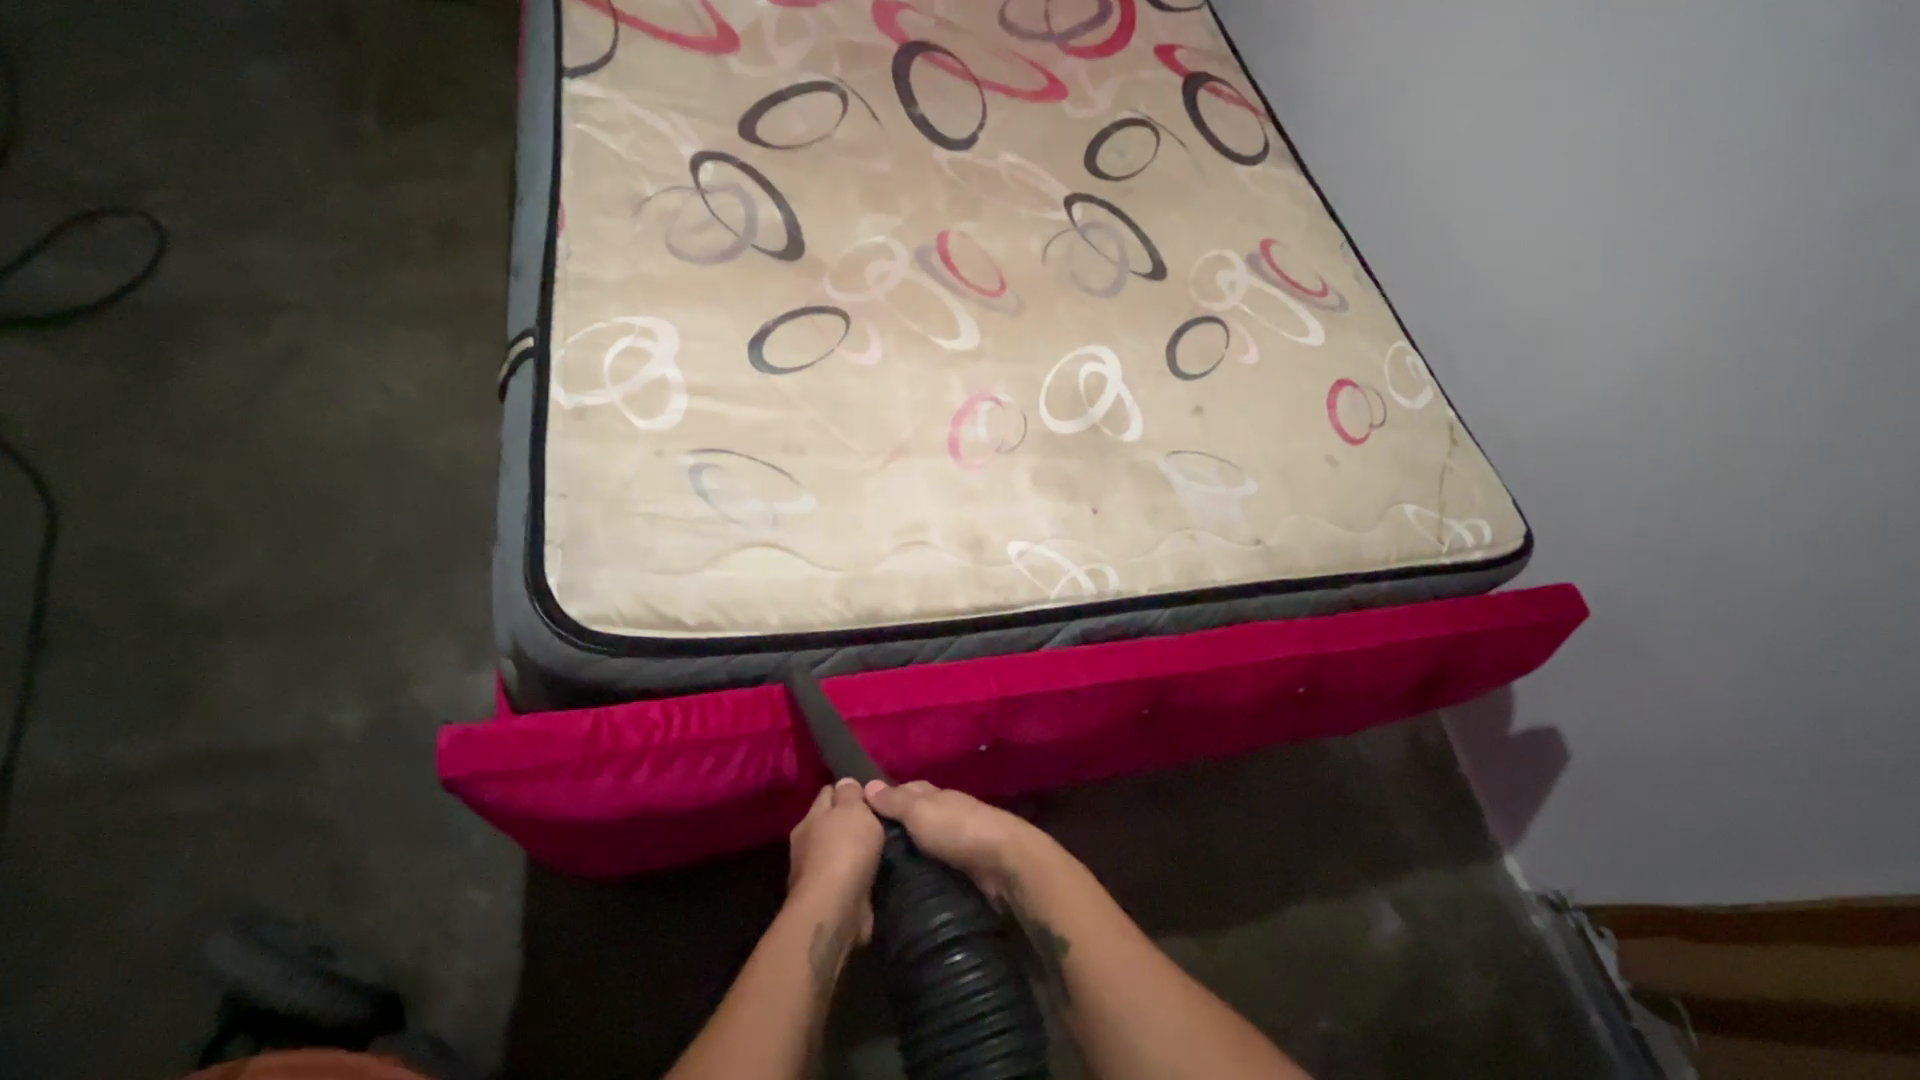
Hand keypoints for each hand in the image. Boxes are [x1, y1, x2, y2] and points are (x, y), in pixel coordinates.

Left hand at [788, 779, 884, 939]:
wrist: (835, 909)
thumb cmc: (845, 850)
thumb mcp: (853, 810)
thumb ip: (850, 793)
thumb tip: (845, 782)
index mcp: (810, 818)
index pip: (828, 793)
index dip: (848, 789)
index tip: (871, 792)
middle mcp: (806, 844)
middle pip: (832, 823)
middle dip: (852, 821)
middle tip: (882, 820)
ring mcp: (815, 873)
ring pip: (839, 851)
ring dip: (855, 851)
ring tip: (884, 847)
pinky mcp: (828, 898)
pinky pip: (846, 877)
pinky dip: (858, 874)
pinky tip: (876, 873)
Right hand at [862, 780, 1047, 903]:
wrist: (1004, 862)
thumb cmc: (958, 829)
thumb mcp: (920, 811)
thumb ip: (895, 801)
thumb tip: (867, 784)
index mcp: (938, 796)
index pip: (908, 790)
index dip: (887, 797)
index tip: (861, 811)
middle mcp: (949, 814)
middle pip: (919, 816)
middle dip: (897, 825)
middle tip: (866, 845)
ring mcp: (960, 842)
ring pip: (928, 841)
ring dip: (911, 850)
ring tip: (880, 870)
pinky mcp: (968, 868)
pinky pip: (939, 864)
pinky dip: (925, 868)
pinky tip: (909, 880)